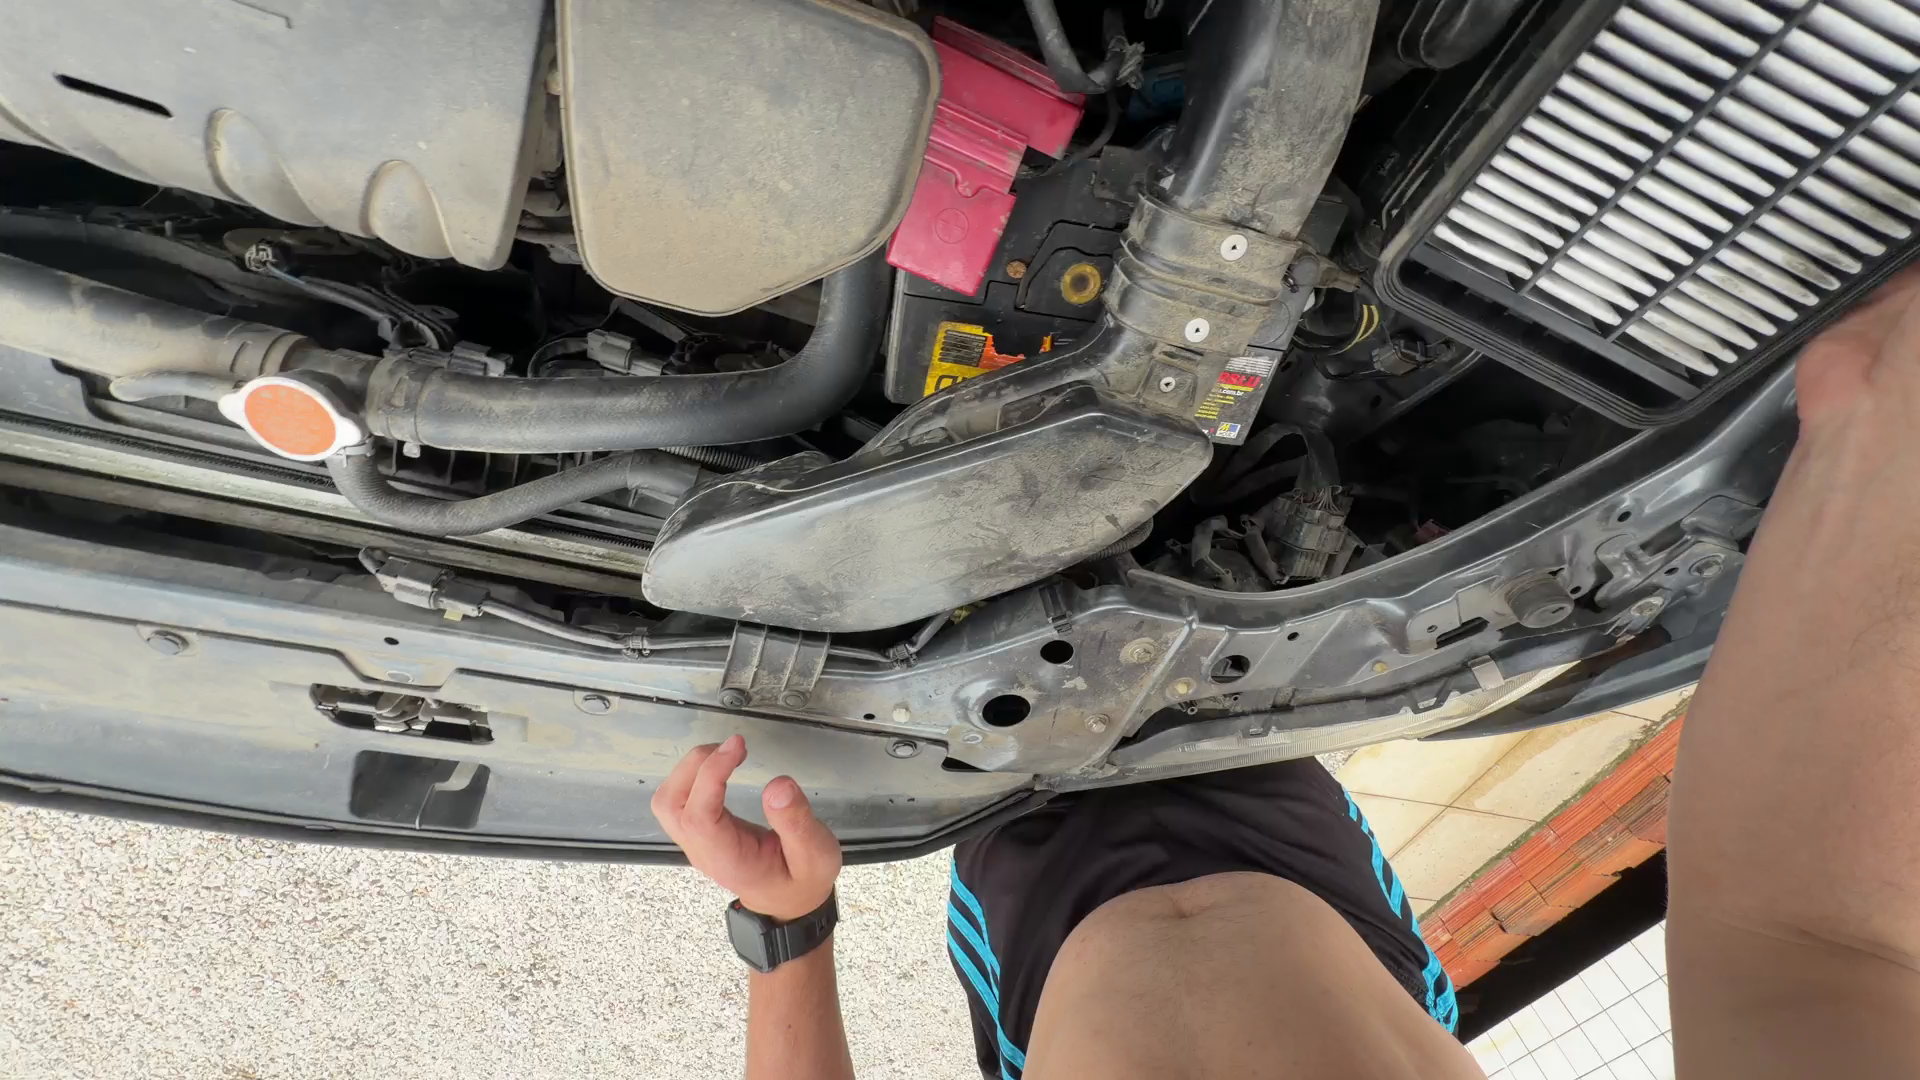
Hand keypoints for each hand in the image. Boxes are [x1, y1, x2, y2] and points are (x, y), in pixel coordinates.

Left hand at [652, 734, 841, 920]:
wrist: (790, 906)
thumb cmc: (803, 880)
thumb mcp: (816, 855)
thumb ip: (797, 821)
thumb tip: (777, 784)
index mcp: (727, 858)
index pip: (699, 814)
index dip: (711, 775)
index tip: (738, 746)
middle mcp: (703, 850)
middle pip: (670, 804)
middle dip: (694, 766)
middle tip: (733, 747)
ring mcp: (697, 842)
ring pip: (668, 801)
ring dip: (690, 769)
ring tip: (727, 752)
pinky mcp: (701, 832)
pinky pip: (680, 800)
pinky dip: (694, 775)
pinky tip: (722, 764)